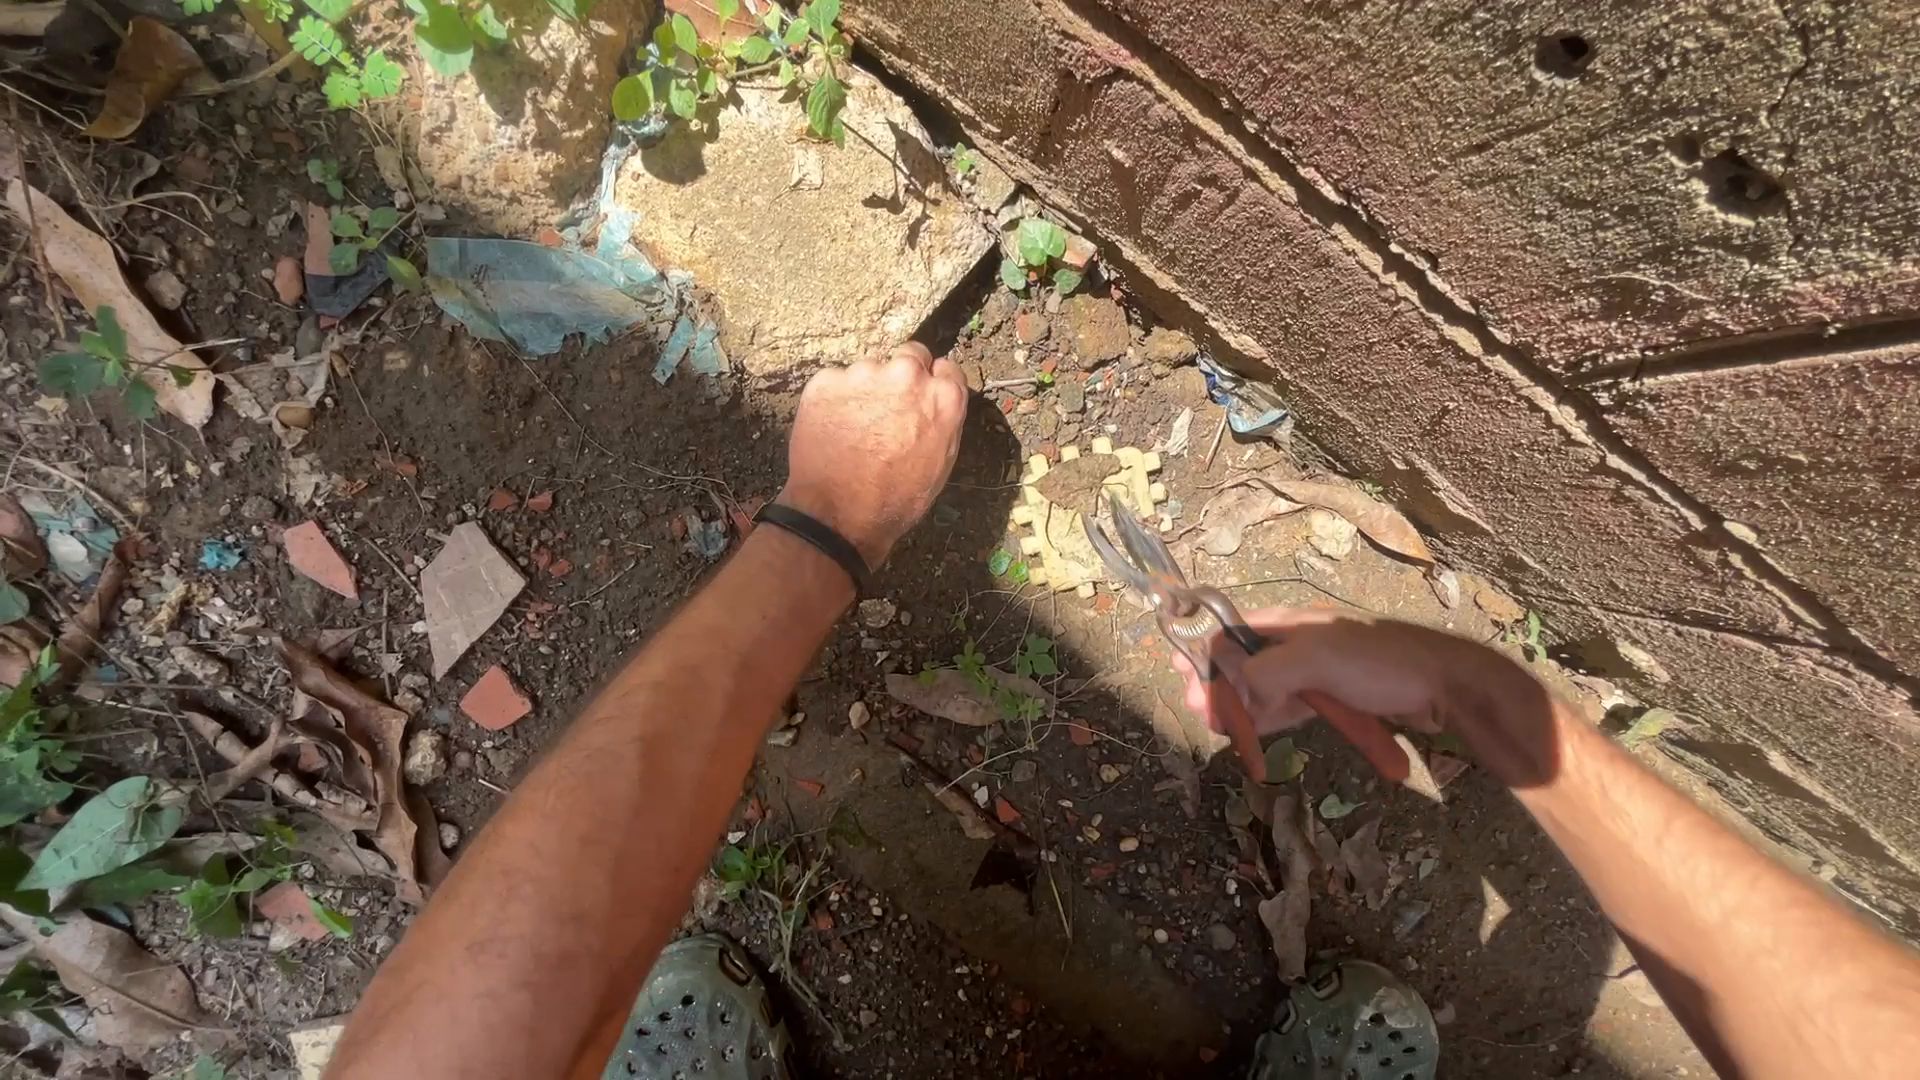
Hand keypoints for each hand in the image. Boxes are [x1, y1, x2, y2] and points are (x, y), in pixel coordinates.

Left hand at [777, 343, 967, 566]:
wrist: (839, 516)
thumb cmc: (897, 498)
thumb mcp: (941, 462)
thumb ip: (945, 419)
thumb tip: (938, 396)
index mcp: (943, 397)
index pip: (946, 367)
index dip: (933, 384)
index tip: (922, 399)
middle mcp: (907, 375)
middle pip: (910, 356)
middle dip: (902, 376)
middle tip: (888, 411)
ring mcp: (864, 374)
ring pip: (870, 370)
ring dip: (867, 390)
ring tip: (856, 429)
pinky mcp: (827, 381)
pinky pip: (836, 382)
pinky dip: (835, 399)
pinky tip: (834, 429)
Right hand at [1175, 608, 1559, 786]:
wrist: (1444, 687)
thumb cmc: (1378, 662)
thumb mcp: (1315, 658)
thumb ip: (1265, 670)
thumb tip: (1234, 692)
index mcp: (1285, 624)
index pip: (1229, 632)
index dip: (1201, 650)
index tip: (1181, 672)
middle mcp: (1291, 644)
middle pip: (1238, 662)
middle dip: (1215, 685)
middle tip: (1198, 710)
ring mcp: (1308, 672)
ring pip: (1258, 689)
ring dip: (1237, 707)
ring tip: (1217, 727)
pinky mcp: (1326, 697)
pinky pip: (1282, 707)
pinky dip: (1263, 719)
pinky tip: (1248, 733)